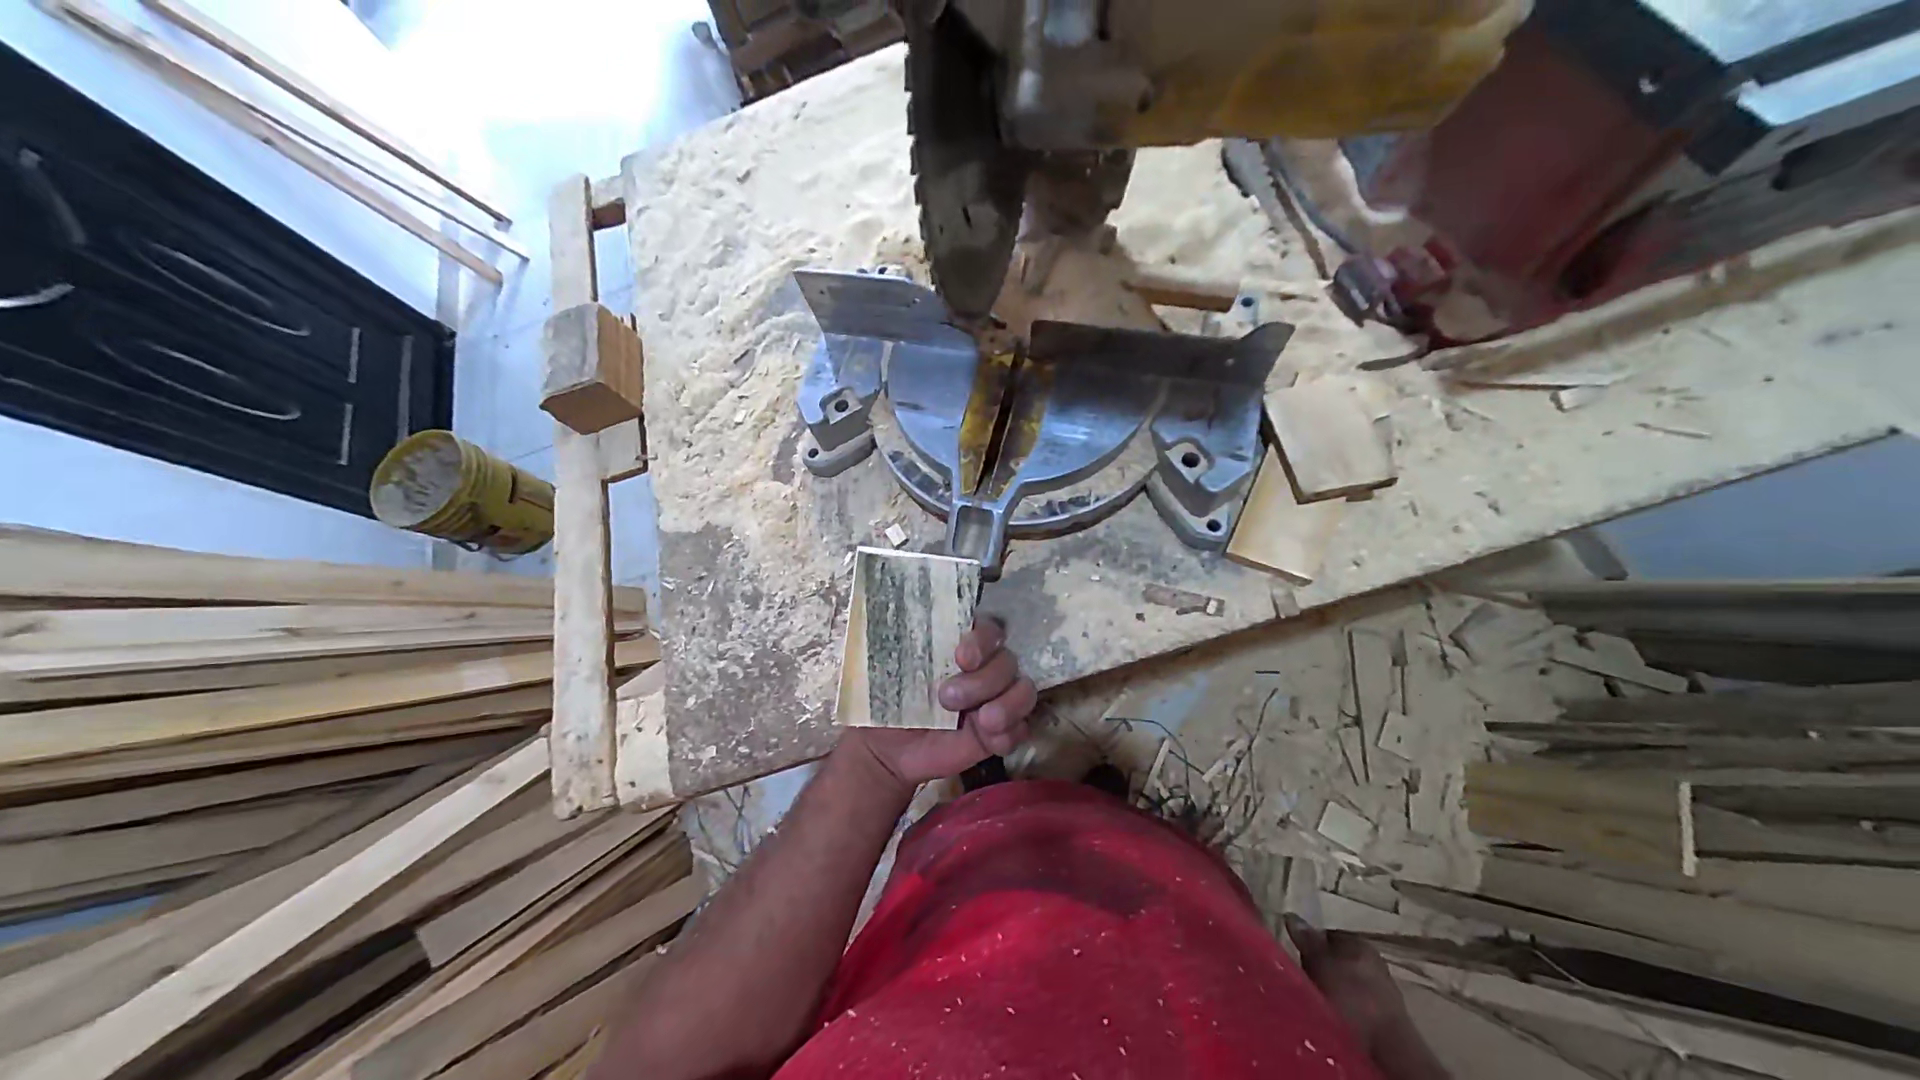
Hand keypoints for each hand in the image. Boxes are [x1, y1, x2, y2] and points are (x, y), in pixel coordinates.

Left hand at [839, 616, 1036, 788]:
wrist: (882, 749)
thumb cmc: (885, 698)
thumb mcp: (887, 664)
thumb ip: (902, 639)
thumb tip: (905, 608)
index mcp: (958, 643)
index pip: (988, 628)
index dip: (982, 640)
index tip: (962, 657)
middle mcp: (983, 667)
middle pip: (1007, 661)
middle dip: (984, 680)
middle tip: (949, 698)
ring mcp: (994, 700)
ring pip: (1024, 691)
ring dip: (1008, 705)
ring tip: (983, 722)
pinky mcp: (998, 733)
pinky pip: (1022, 729)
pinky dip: (1010, 734)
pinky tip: (990, 740)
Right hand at [1285, 915, 1414, 1053]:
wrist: (1386, 1051)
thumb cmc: (1351, 997)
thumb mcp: (1320, 962)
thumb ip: (1307, 940)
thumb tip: (1291, 915)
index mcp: (1360, 944)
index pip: (1328, 934)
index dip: (1308, 942)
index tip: (1292, 953)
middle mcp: (1373, 964)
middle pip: (1336, 960)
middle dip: (1317, 968)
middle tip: (1298, 978)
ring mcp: (1381, 994)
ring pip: (1343, 984)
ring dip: (1328, 991)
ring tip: (1310, 1000)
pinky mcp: (1382, 1022)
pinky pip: (1352, 1007)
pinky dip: (1340, 1010)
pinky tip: (1328, 1017)